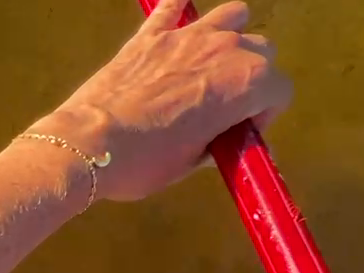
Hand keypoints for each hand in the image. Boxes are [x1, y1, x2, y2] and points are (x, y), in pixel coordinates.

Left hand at [33, 0, 292, 202]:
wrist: (85, 148)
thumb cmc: (137, 164)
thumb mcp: (184, 167)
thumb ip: (210, 145)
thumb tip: (215, 141)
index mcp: (246, 84)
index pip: (278, 91)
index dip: (262, 115)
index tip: (239, 132)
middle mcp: (227, 50)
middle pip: (259, 53)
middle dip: (246, 79)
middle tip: (217, 108)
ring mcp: (188, 38)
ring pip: (230, 18)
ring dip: (225, 39)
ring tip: (204, 66)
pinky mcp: (149, 38)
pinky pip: (171, 9)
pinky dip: (175, 13)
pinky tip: (173, 21)